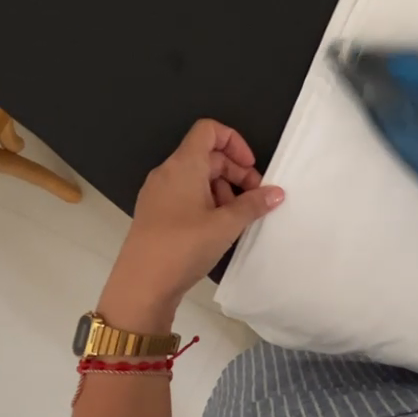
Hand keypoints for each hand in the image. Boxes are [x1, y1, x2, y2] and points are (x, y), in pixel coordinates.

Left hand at [100, 119, 284, 328]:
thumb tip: (276, 193)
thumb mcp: (226, 225)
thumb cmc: (183, 247)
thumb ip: (253, 204)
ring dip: (223, 190)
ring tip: (236, 219)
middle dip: (235, 172)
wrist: (141, 286)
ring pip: (198, 177)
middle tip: (255, 199)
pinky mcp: (155, 213)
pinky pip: (186, 195)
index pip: (209, 130)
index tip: (251, 167)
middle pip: (207, 156)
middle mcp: (167, 172)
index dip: (235, 142)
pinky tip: (218, 229)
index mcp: (183, 165)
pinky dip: (207, 202)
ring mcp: (158, 193)